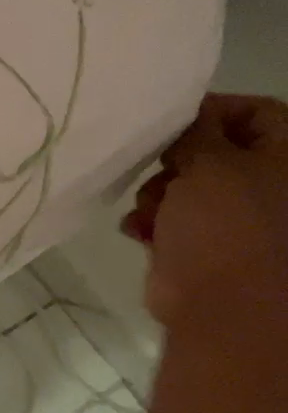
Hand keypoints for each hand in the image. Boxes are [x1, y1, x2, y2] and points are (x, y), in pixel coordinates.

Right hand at [127, 94, 287, 326]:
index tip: (165, 122)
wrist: (223, 301)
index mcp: (286, 156)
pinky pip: (169, 218)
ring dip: (156, 193)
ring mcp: (234, 213)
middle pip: (212, 151)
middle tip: (154, 170)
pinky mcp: (201, 241)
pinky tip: (139, 230)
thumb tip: (186, 114)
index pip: (254, 113)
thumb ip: (196, 135)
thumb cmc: (226, 225)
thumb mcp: (210, 166)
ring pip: (184, 186)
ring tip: (147, 209)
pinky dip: (150, 221)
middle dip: (174, 160)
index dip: (210, 112)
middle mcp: (266, 180)